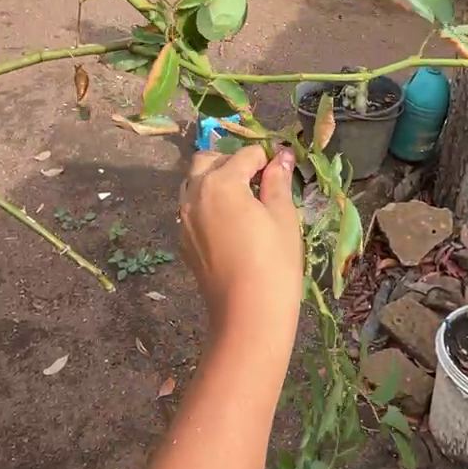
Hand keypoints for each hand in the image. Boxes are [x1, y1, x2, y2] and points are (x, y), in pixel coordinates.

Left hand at [179, 144, 301, 344]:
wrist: (248, 314)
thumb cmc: (274, 261)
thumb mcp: (283, 216)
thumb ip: (278, 180)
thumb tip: (282, 155)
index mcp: (221, 182)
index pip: (246, 154)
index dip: (268, 157)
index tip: (283, 167)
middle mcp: (195, 194)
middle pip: (208, 160)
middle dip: (233, 162)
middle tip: (260, 179)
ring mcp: (184, 219)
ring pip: (194, 183)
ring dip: (214, 180)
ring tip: (243, 200)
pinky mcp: (183, 241)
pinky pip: (190, 209)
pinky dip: (207, 204)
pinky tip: (230, 224)